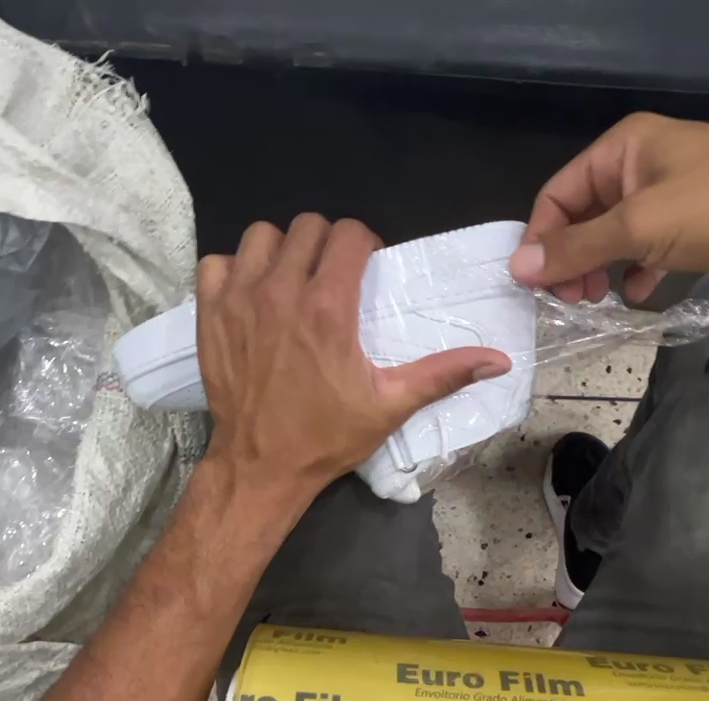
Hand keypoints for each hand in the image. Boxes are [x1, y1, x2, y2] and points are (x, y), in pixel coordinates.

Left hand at [196, 214, 510, 498]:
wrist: (261, 466)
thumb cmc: (326, 437)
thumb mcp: (389, 407)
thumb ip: (441, 375)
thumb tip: (499, 361)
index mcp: (328, 308)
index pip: (348, 234)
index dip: (363, 244)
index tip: (365, 269)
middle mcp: (281, 291)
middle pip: (307, 227)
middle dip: (326, 244)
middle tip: (331, 277)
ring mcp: (238, 300)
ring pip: (261, 237)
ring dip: (280, 250)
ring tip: (291, 280)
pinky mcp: (209, 314)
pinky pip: (217, 264)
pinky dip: (234, 272)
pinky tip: (249, 296)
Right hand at [507, 114, 708, 300]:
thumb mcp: (638, 227)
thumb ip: (574, 249)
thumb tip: (516, 268)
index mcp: (624, 148)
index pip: (558, 194)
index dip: (541, 239)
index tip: (536, 284)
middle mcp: (641, 166)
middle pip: (582, 218)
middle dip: (569, 260)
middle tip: (569, 300)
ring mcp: (668, 197)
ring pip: (611, 239)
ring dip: (597, 272)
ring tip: (597, 301)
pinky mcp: (691, 229)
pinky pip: (644, 252)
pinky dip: (632, 274)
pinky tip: (636, 295)